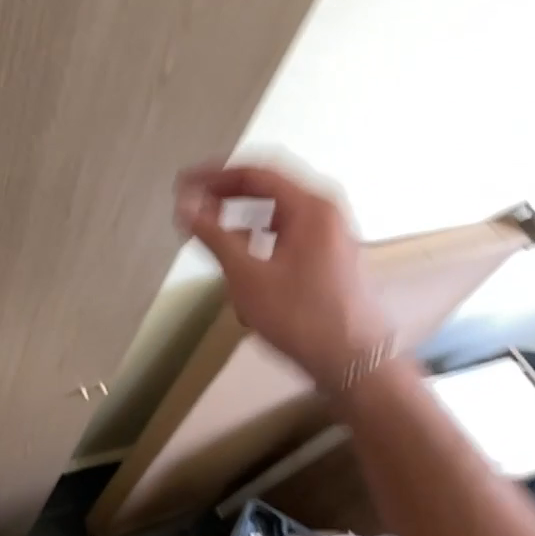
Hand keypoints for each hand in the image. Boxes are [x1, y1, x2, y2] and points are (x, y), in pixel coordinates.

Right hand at [175, 162, 391, 388]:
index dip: (213, 176)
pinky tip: (239, 252)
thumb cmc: (300, 317)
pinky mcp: (329, 254)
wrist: (353, 362)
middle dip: (224, 193)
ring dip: (239, 214)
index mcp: (310, 207)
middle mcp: (325, 211)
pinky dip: (258, 232)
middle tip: (189, 204)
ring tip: (207, 228)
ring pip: (276, 210)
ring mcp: (331, 233)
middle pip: (267, 187)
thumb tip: (185, 206)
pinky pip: (287, 229)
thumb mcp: (247, 276)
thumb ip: (214, 236)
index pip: (255, 173)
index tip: (181, 185)